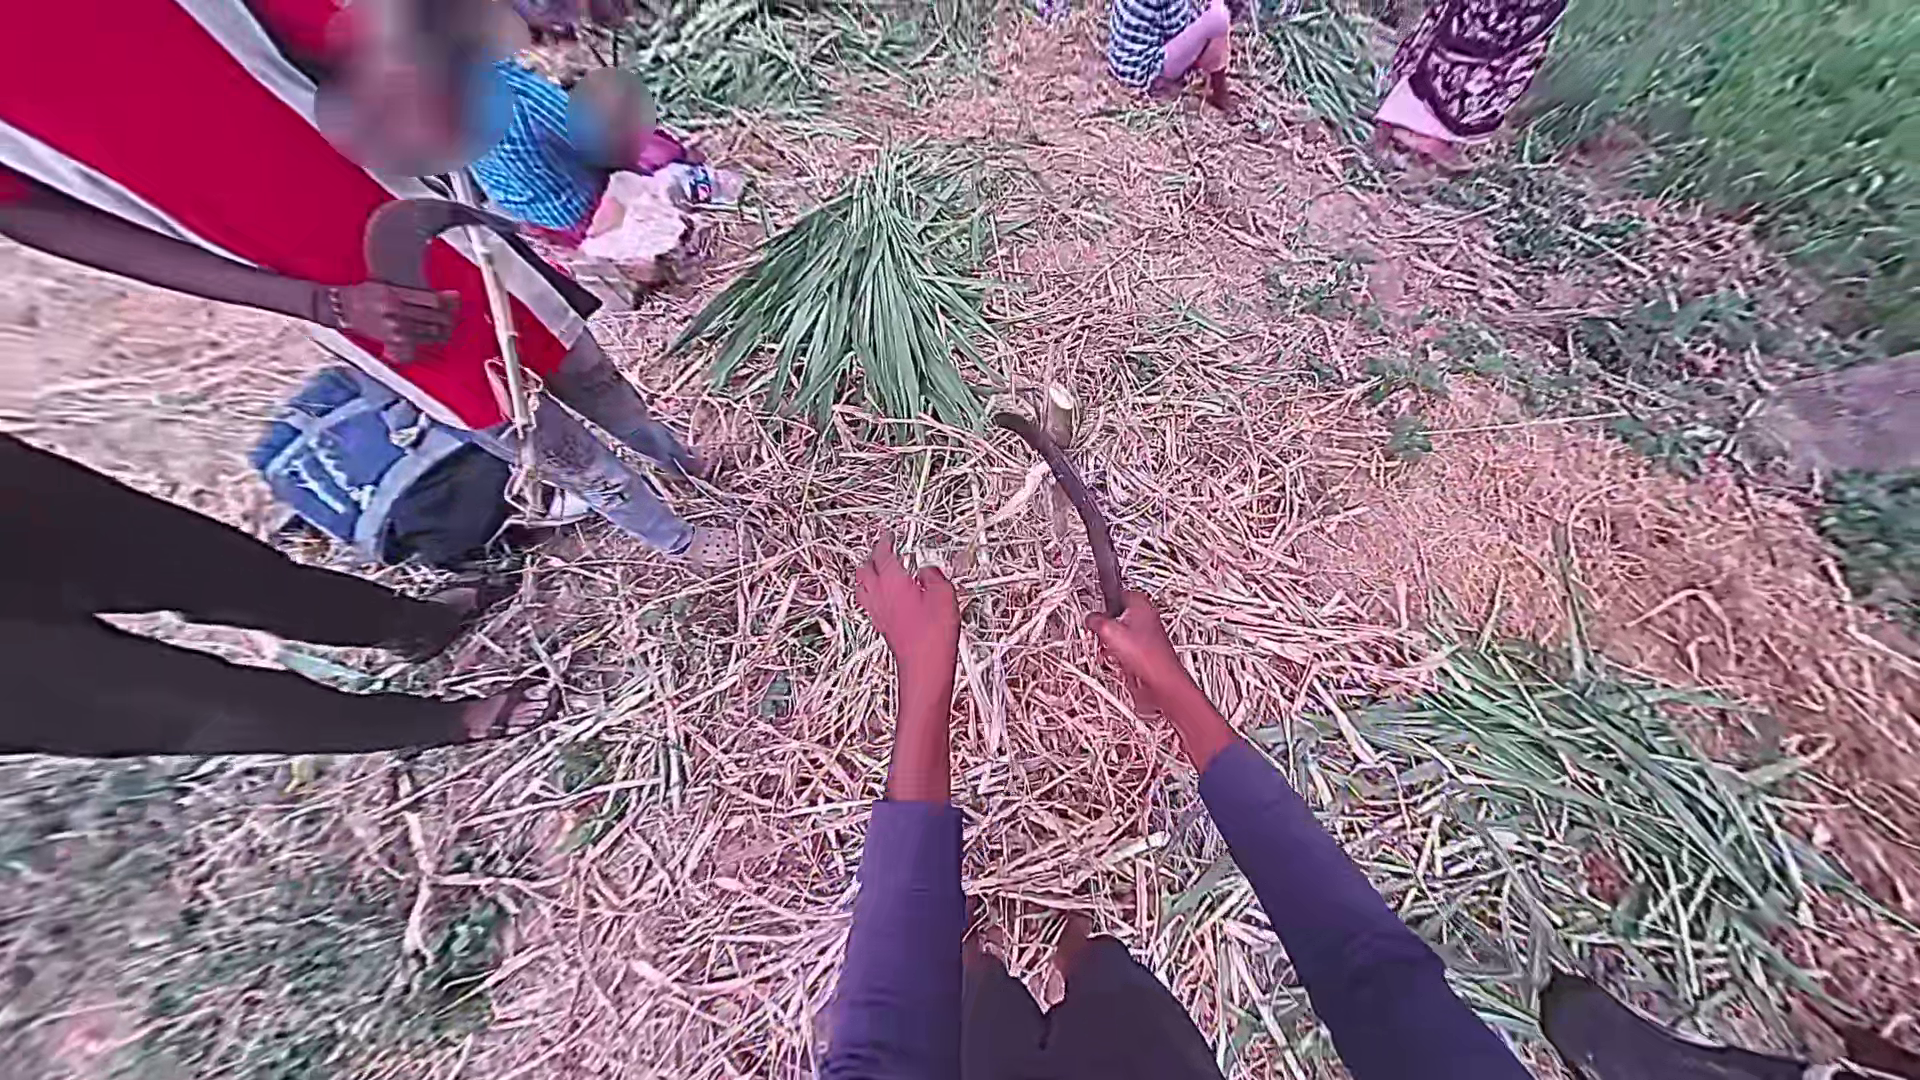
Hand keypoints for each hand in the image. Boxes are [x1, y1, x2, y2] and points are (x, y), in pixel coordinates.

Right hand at [321, 282, 458, 353]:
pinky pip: (421, 342)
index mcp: (393, 292)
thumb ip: (417, 291)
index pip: (434, 300)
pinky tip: (434, 337)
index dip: (447, 304)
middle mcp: (394, 309)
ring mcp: (394, 325)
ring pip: (433, 331)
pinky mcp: (393, 339)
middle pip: (437, 317)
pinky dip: (432, 340)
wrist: (337, 307)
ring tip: (446, 328)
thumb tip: (456, 296)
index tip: (453, 304)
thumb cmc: (366, 294)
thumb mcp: (386, 285)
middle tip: (453, 318)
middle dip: (450, 319)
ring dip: (444, 331)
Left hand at [855, 533, 958, 676]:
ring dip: (868, 575)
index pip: (881, 554)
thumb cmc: (933, 633)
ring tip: (878, 571)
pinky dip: (874, 594)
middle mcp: (879, 595)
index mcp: (892, 581)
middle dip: (873, 557)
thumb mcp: (944, 594)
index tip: (889, 536)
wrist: (925, 667)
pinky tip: (885, 597)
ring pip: (862, 586)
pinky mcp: (882, 627)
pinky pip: (869, 603)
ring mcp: (878, 612)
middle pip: (864, 569)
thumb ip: (933, 576)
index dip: (885, 542)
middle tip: (883, 551)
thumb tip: (927, 570)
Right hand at [1084, 591, 1196, 705]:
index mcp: (1142, 605)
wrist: (1161, 682)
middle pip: (1119, 615)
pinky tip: (1114, 660)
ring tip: (1106, 648)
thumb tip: (1090, 618)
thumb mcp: (1109, 631)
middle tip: (1100, 631)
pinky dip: (1118, 654)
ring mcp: (1148, 636)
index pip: (1121, 593)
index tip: (1097, 609)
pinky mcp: (1146, 653)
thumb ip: (1096, 620)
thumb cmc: (1145, 654)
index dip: (1107, 601)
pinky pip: (1126, 649)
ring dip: (1110, 641)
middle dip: (1107, 625)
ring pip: (1122, 633)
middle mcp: (1147, 618)